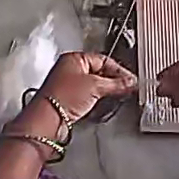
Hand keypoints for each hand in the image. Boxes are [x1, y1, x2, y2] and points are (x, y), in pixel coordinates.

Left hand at [11, 52, 136, 135]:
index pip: (103, 60)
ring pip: (94, 86)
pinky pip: (88, 98)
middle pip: (99, 73)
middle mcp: (70, 70)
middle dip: (113, 81)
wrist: (48, 120)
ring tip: (114, 98)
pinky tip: (101, 106)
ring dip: (105, 92)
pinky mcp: (69, 101)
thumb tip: (129, 82)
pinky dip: (97, 101)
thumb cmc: (62, 98)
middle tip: (126, 89)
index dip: (118, 70)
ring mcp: (69, 86)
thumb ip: (116, 84)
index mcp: (74, 59)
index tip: (130, 80)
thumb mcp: (95, 86)